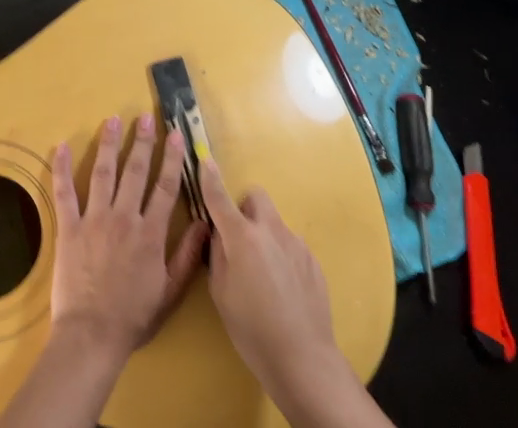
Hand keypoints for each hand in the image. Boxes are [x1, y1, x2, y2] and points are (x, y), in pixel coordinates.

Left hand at [48, 114, 209, 358]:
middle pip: (135, 172)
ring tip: (112, 120)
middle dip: (142, 142)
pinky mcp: (68, 228)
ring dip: (108, 144)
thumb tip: (205, 223)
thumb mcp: (170, 291)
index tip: (175, 135)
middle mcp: (124, 218)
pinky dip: (61, 168)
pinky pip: (64, 193)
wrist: (92, 335)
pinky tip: (60, 146)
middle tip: (145, 118)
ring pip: (103, 173)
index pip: (165, 187)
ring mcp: (94, 220)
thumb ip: (188, 255)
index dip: (171, 158)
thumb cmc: (134, 317)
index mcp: (151, 233)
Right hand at [200, 159, 338, 384]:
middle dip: (243, 208)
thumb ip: (217, 254)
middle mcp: (271, 231)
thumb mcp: (220, 292)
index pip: (220, 198)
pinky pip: (289, 245)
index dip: (210, 178)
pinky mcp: (312, 259)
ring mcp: (296, 243)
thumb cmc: (251, 328)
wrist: (302, 356)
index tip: (204, 160)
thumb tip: (219, 234)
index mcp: (243, 238)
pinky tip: (281, 288)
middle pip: (256, 198)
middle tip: (237, 237)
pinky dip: (280, 255)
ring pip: (273, 223)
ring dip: (263, 234)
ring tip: (261, 274)